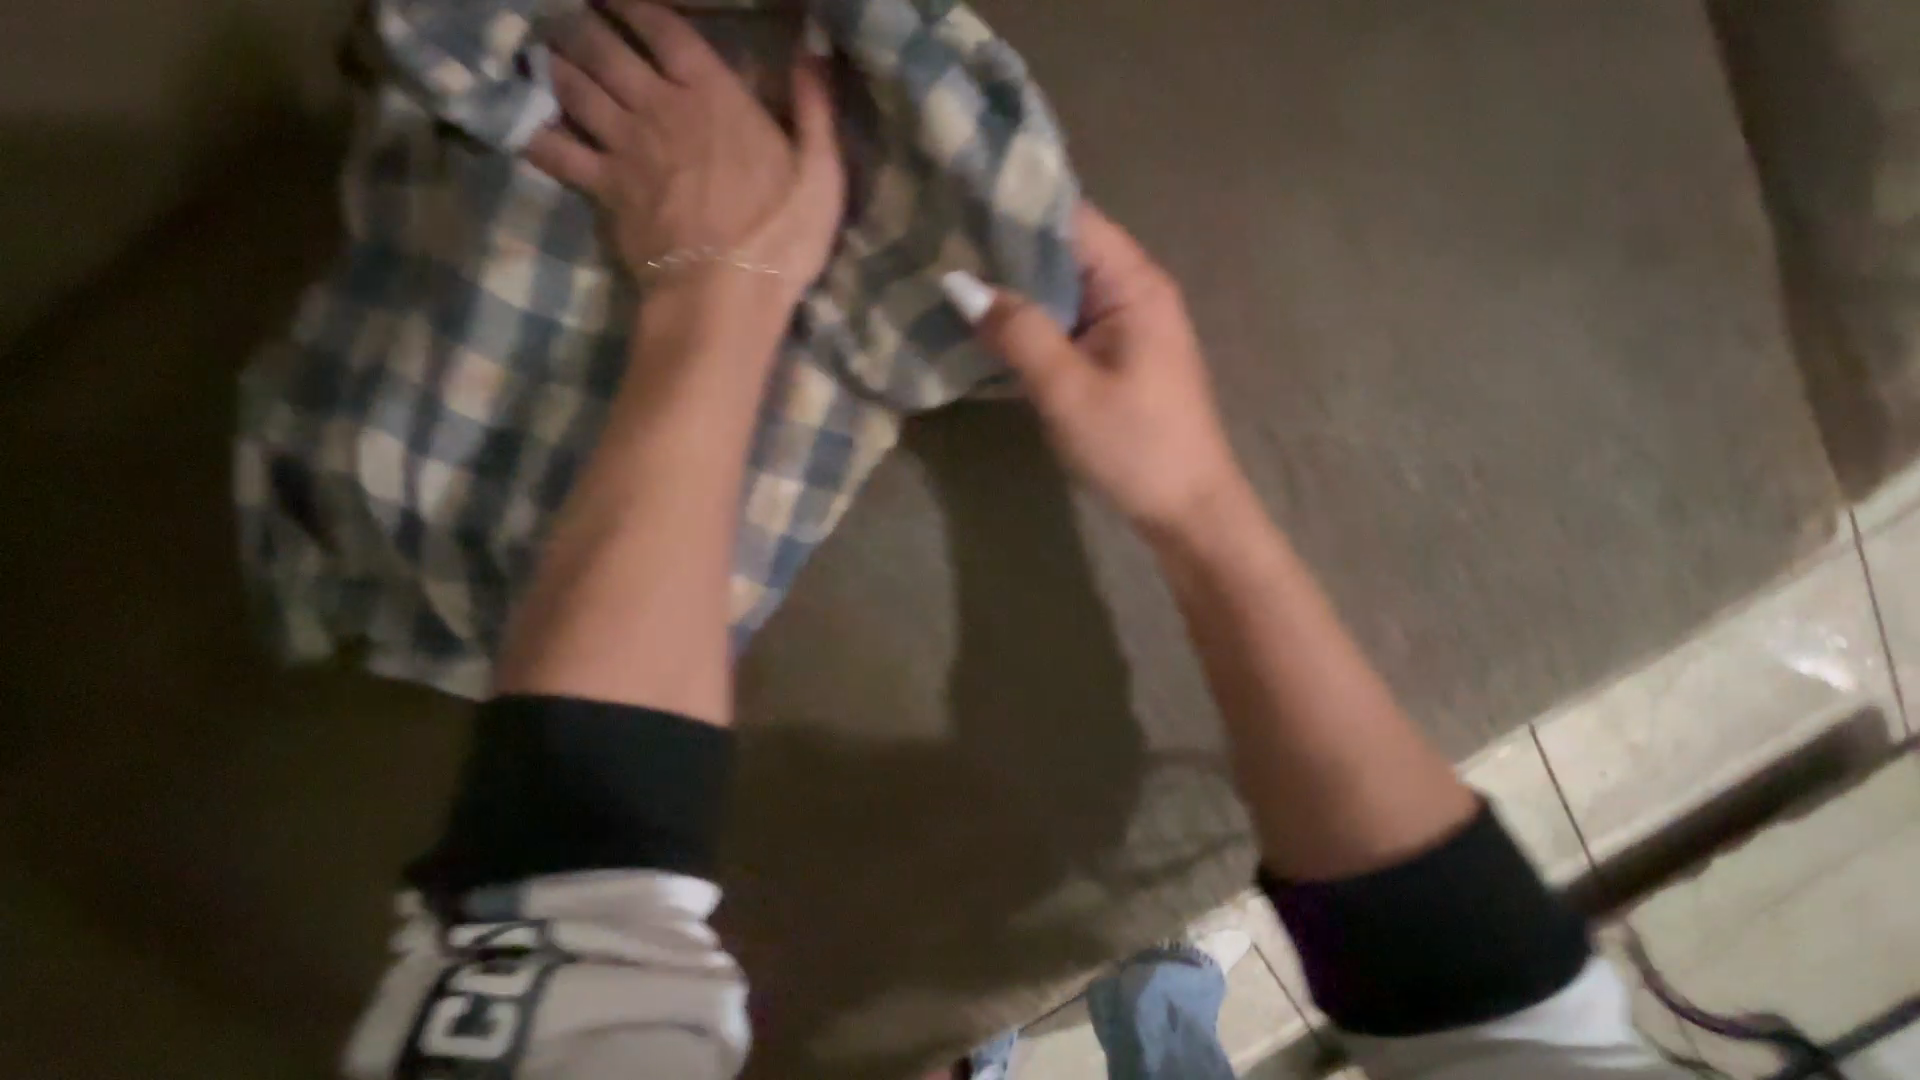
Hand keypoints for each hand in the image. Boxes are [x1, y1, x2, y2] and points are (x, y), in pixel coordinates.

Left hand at [527, 1, 844, 296]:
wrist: (727, 294)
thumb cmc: (781, 236)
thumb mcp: (822, 174)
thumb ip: (815, 109)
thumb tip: (814, 52)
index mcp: (713, 94)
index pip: (663, 28)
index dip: (635, 5)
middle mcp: (660, 106)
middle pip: (604, 47)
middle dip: (582, 24)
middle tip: (569, 15)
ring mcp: (625, 146)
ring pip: (572, 85)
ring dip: (552, 62)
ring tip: (538, 49)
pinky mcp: (604, 187)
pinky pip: (554, 148)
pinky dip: (530, 128)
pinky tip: (516, 115)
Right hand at [943, 204, 1245, 536]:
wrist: (1188, 510)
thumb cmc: (1134, 446)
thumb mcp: (1068, 389)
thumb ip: (1018, 331)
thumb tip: (960, 283)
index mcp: (1133, 283)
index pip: (1069, 219)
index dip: (1014, 208)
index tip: (955, 203)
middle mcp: (1134, 291)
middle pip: (1063, 251)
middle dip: (1004, 249)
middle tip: (936, 244)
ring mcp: (1127, 325)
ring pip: (1062, 290)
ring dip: (1014, 289)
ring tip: (947, 278)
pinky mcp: (1118, 357)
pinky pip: (1067, 324)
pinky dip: (1031, 323)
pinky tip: (986, 329)